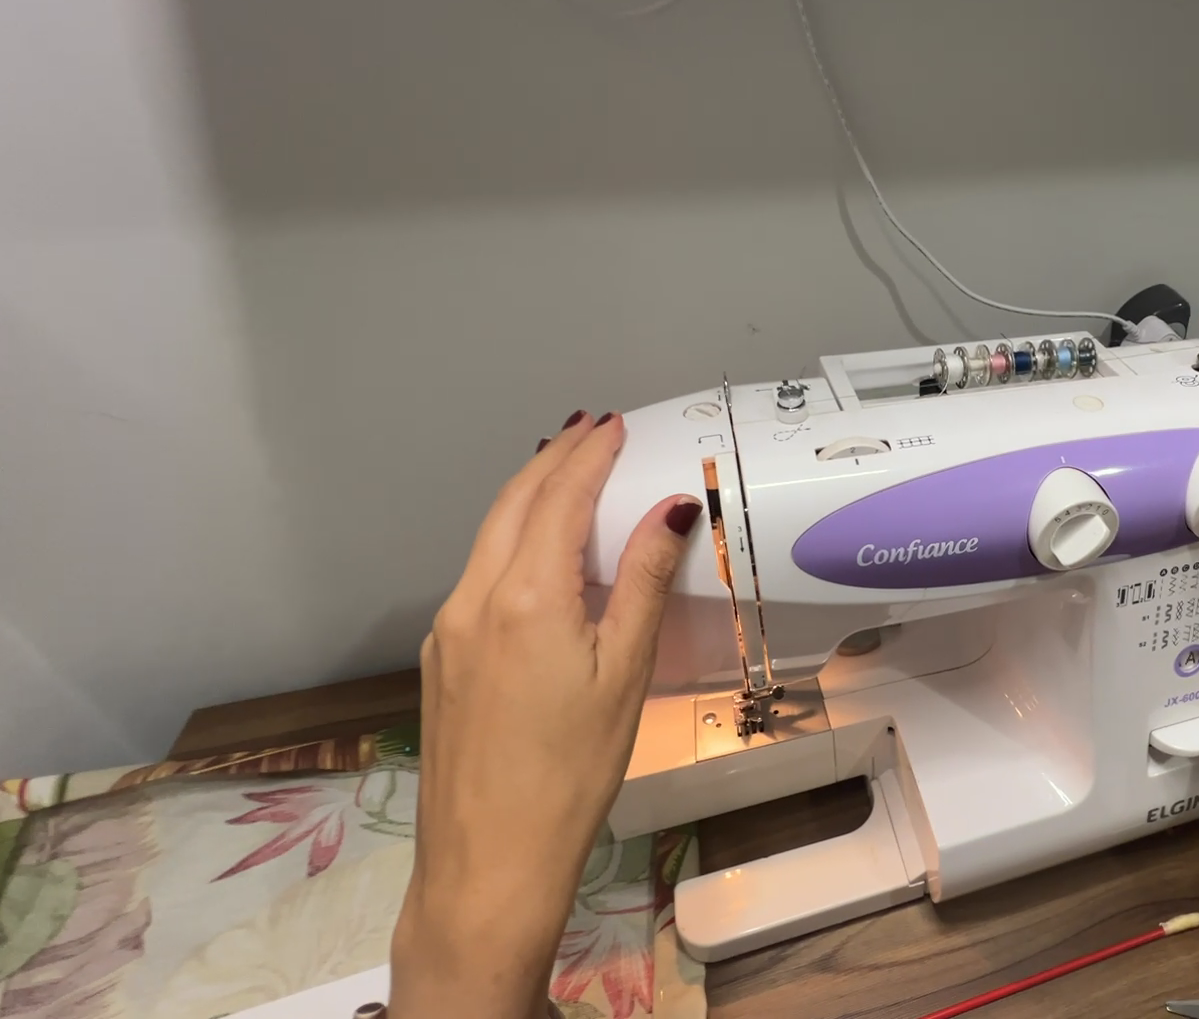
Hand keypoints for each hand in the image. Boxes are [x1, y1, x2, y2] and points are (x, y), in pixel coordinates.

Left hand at [390, 410, 701, 1018]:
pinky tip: (537, 542)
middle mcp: (474, 598)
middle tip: (592, 429)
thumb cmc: (576, 764)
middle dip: (552, 459)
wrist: (490, 857)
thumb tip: (673, 507)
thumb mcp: (625, 669)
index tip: (616, 424)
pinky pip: (480, 570)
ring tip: (566, 468)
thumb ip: (642, 580)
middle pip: (513, 505)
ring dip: (529, 492)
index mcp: (526, 597)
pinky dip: (513, 534)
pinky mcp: (442, 654)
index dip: (589, 456)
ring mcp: (448, 627)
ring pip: (489, 535)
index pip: (558, 500)